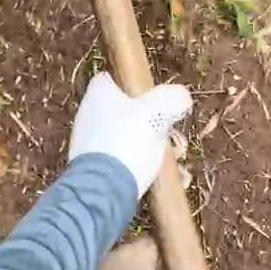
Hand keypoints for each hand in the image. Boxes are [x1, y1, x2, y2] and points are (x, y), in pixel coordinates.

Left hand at [67, 72, 191, 195]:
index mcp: (98, 95)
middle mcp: (89, 116)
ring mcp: (89, 144)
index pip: (112, 79)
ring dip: (151, 148)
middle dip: (152, 123)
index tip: (153, 97)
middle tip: (173, 136)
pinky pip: (124, 161)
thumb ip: (171, 98)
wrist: (102, 190)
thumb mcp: (156, 112)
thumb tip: (181, 96)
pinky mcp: (95, 169)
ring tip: (174, 160)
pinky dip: (141, 166)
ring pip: (128, 138)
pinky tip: (161, 176)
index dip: (134, 86)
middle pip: (126, 112)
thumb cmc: (127, 142)